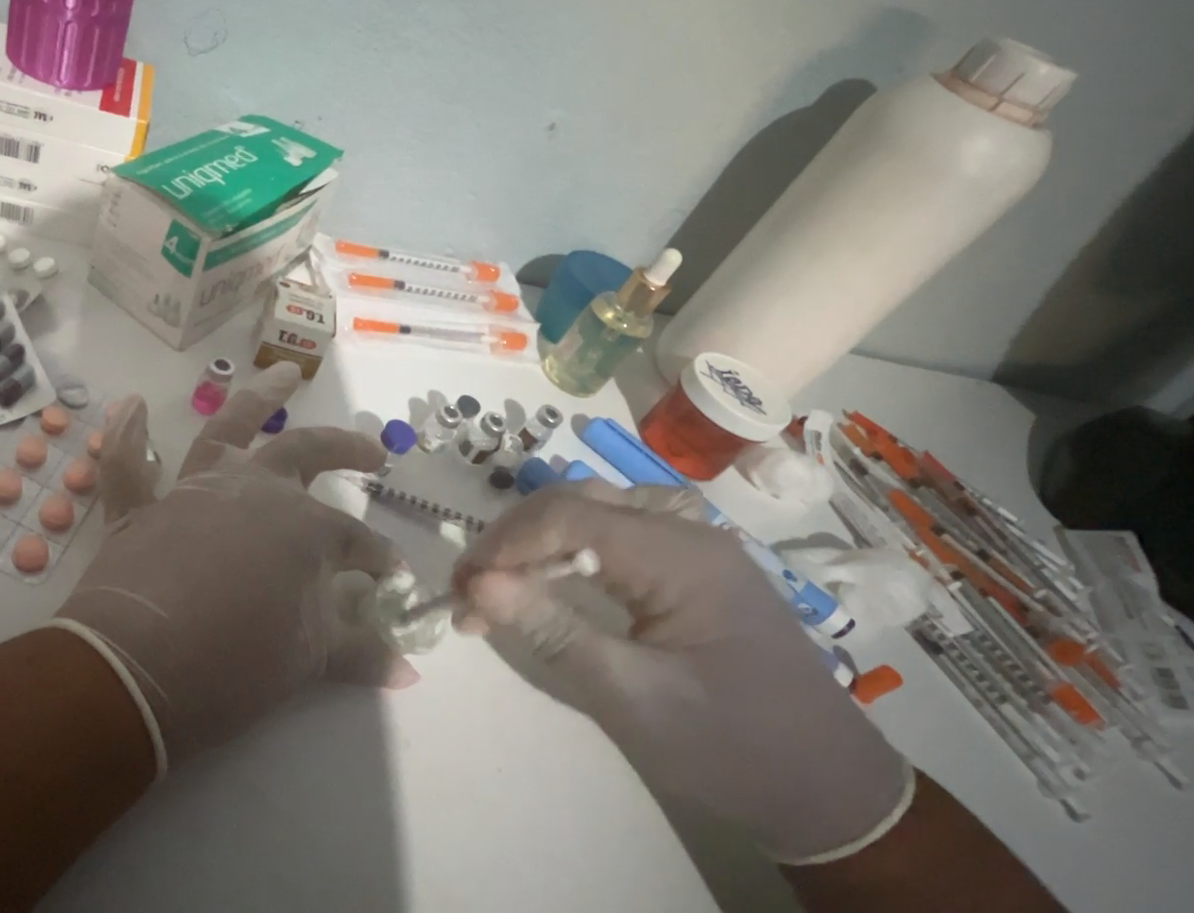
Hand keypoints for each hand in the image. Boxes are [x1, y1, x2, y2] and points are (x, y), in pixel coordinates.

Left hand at [52, 363, 417, 772]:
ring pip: (227, 429)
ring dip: (257, 399)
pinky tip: (130, 405)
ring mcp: (194, 492)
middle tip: (371, 452)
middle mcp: (253, 492)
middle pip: (306, 452)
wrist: (138, 673)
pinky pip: (127, 466)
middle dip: (344, 448)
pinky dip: (126, 435)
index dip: (377, 561)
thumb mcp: (308, 660)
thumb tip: (407, 669)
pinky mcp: (141, 510)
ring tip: (284, 374)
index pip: (355, 541)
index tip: (391, 581)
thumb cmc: (235, 663)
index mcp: (302, 526)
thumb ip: (359, 652)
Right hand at [453, 480, 911, 862]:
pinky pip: (621, 528)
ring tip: (505, 583)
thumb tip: (477, 581)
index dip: (504, 544)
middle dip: (514, 539)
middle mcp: (689, 530)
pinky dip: (574, 544)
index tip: (461, 589)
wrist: (829, 789)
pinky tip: (557, 575)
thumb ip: (551, 631)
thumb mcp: (631, 698)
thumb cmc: (730, 748)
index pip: (568, 515)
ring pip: (596, 506)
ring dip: (540, 536)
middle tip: (473, 592)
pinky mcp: (696, 564)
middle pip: (578, 500)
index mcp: (680, 555)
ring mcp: (697, 543)